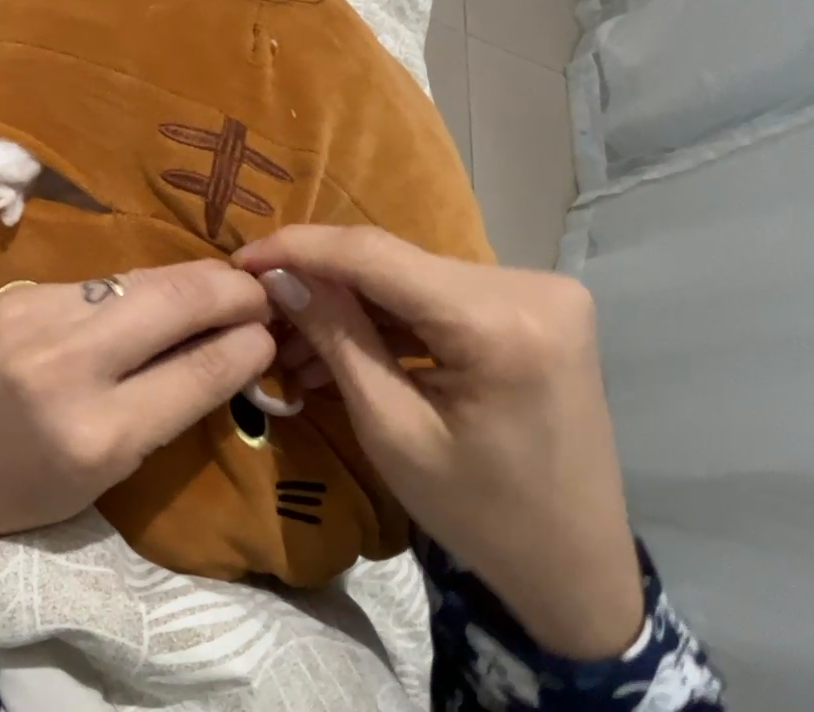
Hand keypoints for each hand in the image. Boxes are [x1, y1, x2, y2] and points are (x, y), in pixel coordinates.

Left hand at [0, 260, 275, 577]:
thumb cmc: (15, 491)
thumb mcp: (102, 476)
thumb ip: (165, 410)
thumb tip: (229, 350)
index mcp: (98, 436)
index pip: (201, 369)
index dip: (250, 344)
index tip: (270, 334)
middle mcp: (67, 368)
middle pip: (176, 301)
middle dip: (232, 290)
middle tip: (260, 293)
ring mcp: (34, 320)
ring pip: (139, 279)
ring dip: (187, 282)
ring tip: (214, 288)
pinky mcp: (13, 295)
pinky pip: (97, 283)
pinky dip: (134, 290)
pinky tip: (146, 299)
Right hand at [234, 226, 643, 659]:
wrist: (574, 564)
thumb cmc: (478, 513)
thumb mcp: (390, 428)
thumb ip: (336, 337)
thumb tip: (278, 275)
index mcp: (501, 321)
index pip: (375, 254)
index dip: (299, 248)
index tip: (239, 259)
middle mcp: (530, 286)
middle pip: (392, 262)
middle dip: (319, 283)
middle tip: (260, 312)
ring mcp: (537, 292)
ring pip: (409, 276)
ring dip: (348, 303)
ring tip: (291, 342)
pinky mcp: (532, 307)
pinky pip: (437, 295)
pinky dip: (387, 317)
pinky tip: (341, 345)